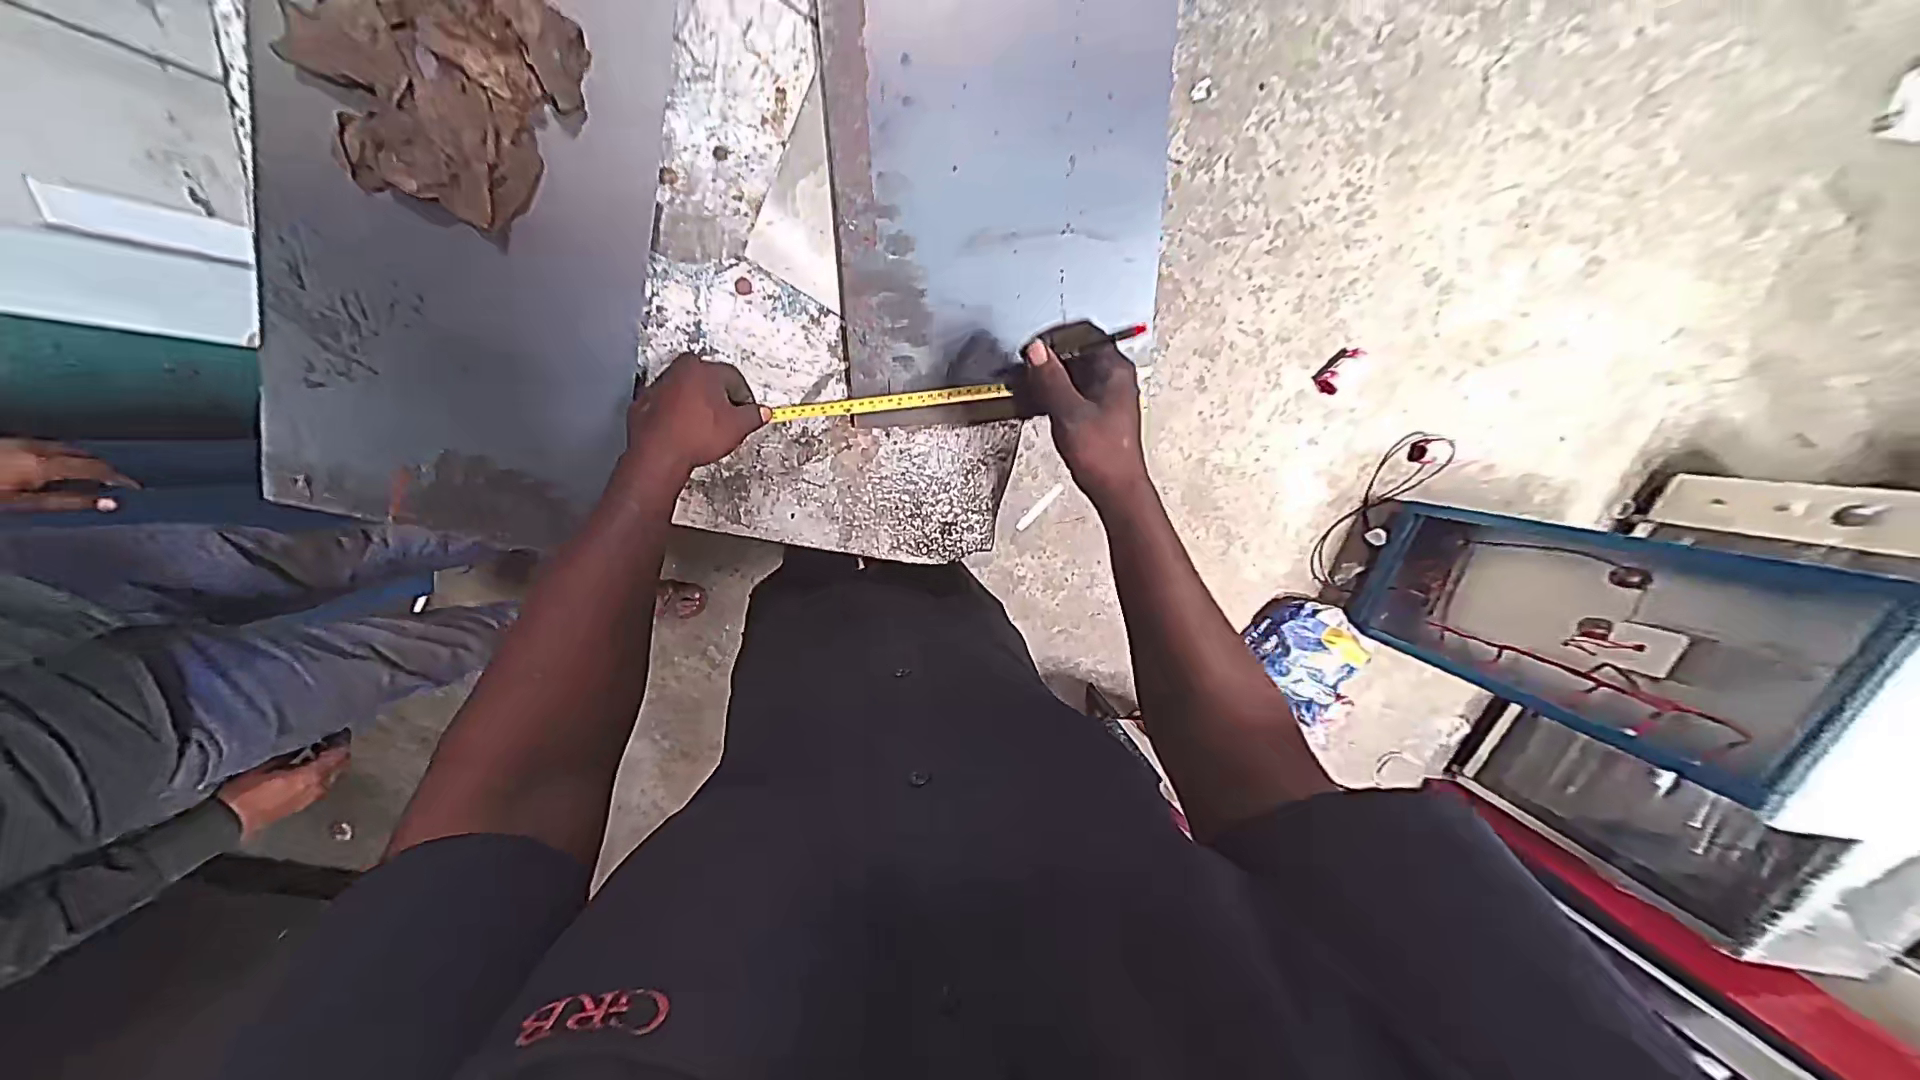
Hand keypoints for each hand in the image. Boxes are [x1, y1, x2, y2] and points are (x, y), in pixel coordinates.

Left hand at [0, 439, 139, 511]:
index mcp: (45, 465)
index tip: (135, 486)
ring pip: (66, 448)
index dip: (121, 478)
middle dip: (103, 467)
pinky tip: (55, 465)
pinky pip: (45, 445)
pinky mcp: (7, 440)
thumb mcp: (26, 503)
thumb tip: (112, 503)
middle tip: (113, 481)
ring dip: (82, 460)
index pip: (99, 468)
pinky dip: (60, 454)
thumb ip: (70, 502)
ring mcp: (19, 441)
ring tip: (88, 473)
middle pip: (85, 455)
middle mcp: (36, 449)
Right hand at [216, 744, 350, 837]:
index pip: (340, 754)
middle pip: (340, 764)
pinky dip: (320, 773)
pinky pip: (321, 784)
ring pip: (331, 775)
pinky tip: (304, 768)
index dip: (341, 741)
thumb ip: (290, 754)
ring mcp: (312, 798)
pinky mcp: (302, 805)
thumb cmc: (241, 793)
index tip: (337, 730)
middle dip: (336, 751)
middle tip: (324, 739)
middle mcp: (319, 787)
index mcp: (313, 776)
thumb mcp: (264, 766)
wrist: (224, 824)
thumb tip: (304, 744)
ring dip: (328, 763)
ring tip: (313, 751)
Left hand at [626, 354, 769, 477]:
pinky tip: (686, 429)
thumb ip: (753, 415)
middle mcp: (680, 370)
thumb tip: (761, 413)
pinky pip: (670, 403)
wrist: (658, 453)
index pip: (735, 378)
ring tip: (706, 427)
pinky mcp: (646, 401)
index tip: (747, 411)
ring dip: (699, 404)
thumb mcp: (738, 427)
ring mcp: (660, 384)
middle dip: (721, 398)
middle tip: (728, 418)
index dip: (745, 397)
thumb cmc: (694, 435)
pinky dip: (679, 413)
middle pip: (710, 380)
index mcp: (705, 369)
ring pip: (688, 390)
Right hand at [1021, 322, 1152, 508]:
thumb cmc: (1104, 456)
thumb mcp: (1069, 413)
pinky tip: (1042, 404)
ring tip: (1031, 386)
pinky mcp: (1099, 413)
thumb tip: (1037, 351)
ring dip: (1052, 377)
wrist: (1115, 489)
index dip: (1055, 336)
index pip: (1084, 333)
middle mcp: (1115, 379)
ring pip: (1075, 373)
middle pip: (1078, 352)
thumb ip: (1051, 379)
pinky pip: (1074, 392)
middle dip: (1051, 358)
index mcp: (1115, 371)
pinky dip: (1057, 394)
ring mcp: (1108, 396)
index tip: (1034, 348)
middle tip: (1027, 367)